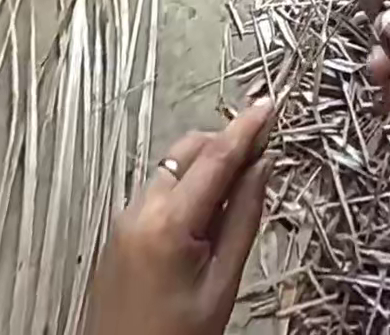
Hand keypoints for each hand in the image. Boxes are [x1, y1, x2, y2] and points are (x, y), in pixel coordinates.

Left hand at [82, 101, 273, 334]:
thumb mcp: (222, 284)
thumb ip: (245, 215)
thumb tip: (264, 164)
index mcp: (169, 224)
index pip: (217, 156)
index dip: (247, 126)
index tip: (270, 105)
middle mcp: (140, 210)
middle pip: (191, 149)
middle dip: (226, 141)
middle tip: (261, 152)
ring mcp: (125, 220)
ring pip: (175, 164)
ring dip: (207, 162)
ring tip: (237, 187)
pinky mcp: (120, 231)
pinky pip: (160, 187)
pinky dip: (188, 182)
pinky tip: (207, 210)